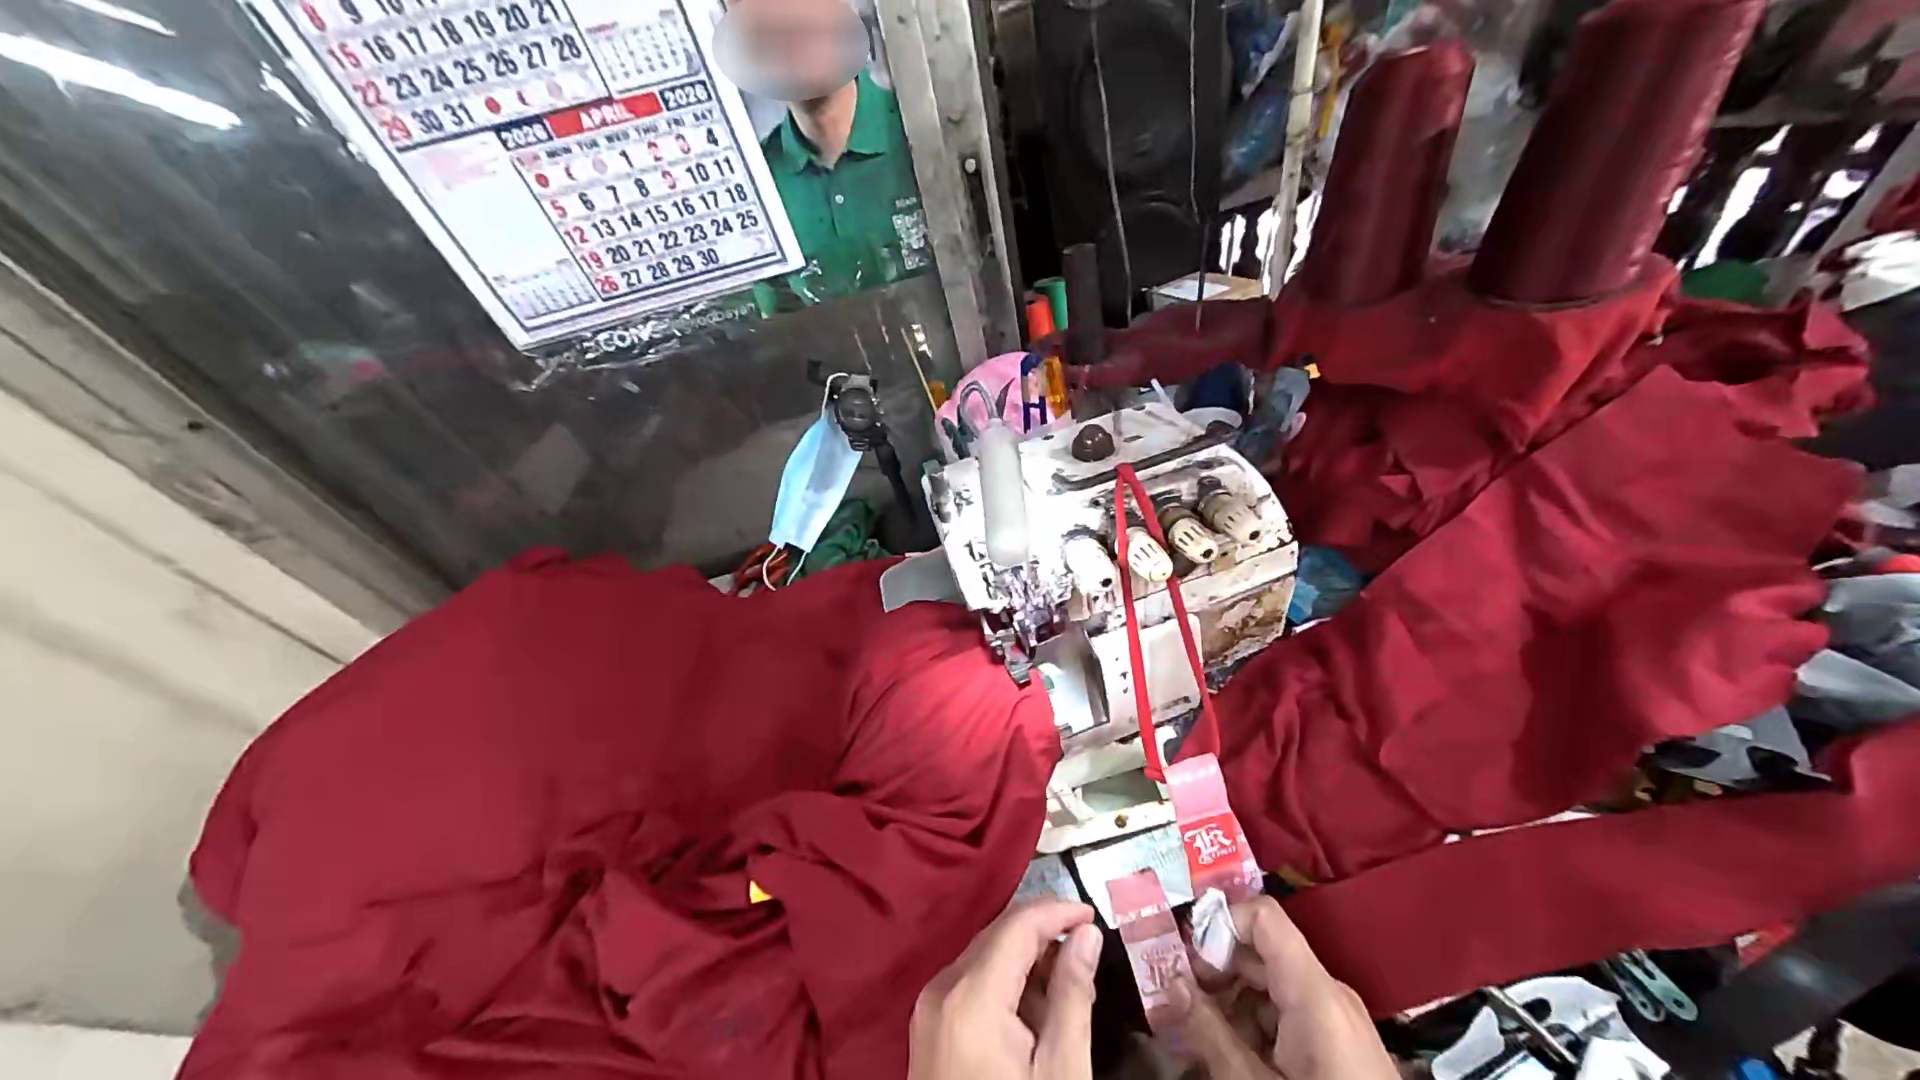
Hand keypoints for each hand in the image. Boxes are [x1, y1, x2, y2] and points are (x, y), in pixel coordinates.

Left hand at [908, 900, 1104, 1079]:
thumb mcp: (1060, 1071)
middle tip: (1087, 947)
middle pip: (998, 935)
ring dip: (1025, 957)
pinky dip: (1004, 980)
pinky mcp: (928, 1024)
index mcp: (971, 996)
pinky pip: (970, 980)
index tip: (1094, 915)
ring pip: (984, 954)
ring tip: (1066, 983)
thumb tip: (1087, 936)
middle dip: (1043, 933)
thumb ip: (1073, 995)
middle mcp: (941, 988)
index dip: (1057, 912)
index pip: (1017, 926)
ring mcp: (929, 1006)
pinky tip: (1033, 1008)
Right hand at [1166, 897, 1396, 1079]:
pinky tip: (1234, 1059)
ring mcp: (1339, 1021)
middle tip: (1179, 1000)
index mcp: (1315, 994)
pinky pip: (1289, 1014)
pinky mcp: (1342, 1047)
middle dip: (1215, 969)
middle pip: (1261, 951)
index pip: (1263, 916)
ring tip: (1201, 1036)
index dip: (1220, 925)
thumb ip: (1210, 1032)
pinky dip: (1255, 1024)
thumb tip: (1170, 982)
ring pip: (1271, 984)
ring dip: (1230, 1001)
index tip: (1186, 960)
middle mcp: (1329, 994)